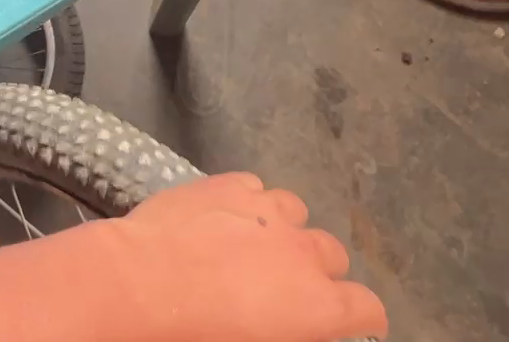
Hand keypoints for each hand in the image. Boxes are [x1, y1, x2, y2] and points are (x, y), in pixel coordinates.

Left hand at [95, 172, 387, 341]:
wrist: (142, 284)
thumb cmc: (198, 336)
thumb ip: (287, 327)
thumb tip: (283, 319)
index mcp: (319, 305)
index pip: (367, 308)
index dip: (360, 316)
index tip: (346, 320)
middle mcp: (302, 252)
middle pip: (333, 254)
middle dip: (319, 270)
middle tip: (287, 286)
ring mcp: (265, 209)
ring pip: (296, 211)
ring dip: (285, 229)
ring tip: (256, 244)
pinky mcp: (228, 183)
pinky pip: (255, 187)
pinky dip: (249, 202)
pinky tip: (226, 215)